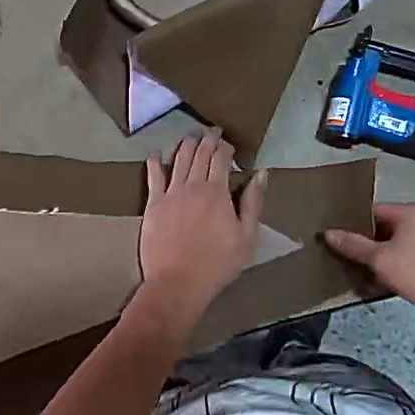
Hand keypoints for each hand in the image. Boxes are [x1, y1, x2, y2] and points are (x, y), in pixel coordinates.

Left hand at [136, 131, 265, 331]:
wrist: (178, 283)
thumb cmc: (217, 263)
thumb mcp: (247, 236)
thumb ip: (253, 202)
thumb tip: (261, 174)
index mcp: (217, 192)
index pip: (220, 158)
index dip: (225, 147)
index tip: (228, 143)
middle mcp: (193, 186)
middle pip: (200, 154)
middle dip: (207, 140)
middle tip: (211, 131)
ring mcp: (170, 194)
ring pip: (179, 161)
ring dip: (186, 145)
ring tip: (190, 135)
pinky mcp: (153, 206)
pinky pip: (153, 178)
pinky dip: (155, 163)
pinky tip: (155, 154)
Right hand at [325, 204, 414, 337]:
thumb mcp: (380, 260)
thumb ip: (353, 245)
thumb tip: (328, 233)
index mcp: (411, 211)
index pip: (374, 211)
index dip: (354, 224)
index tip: (338, 238)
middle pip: (386, 227)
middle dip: (367, 243)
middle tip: (347, 257)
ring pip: (399, 243)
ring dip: (382, 257)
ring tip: (363, 271)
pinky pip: (412, 256)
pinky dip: (398, 264)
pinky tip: (385, 281)